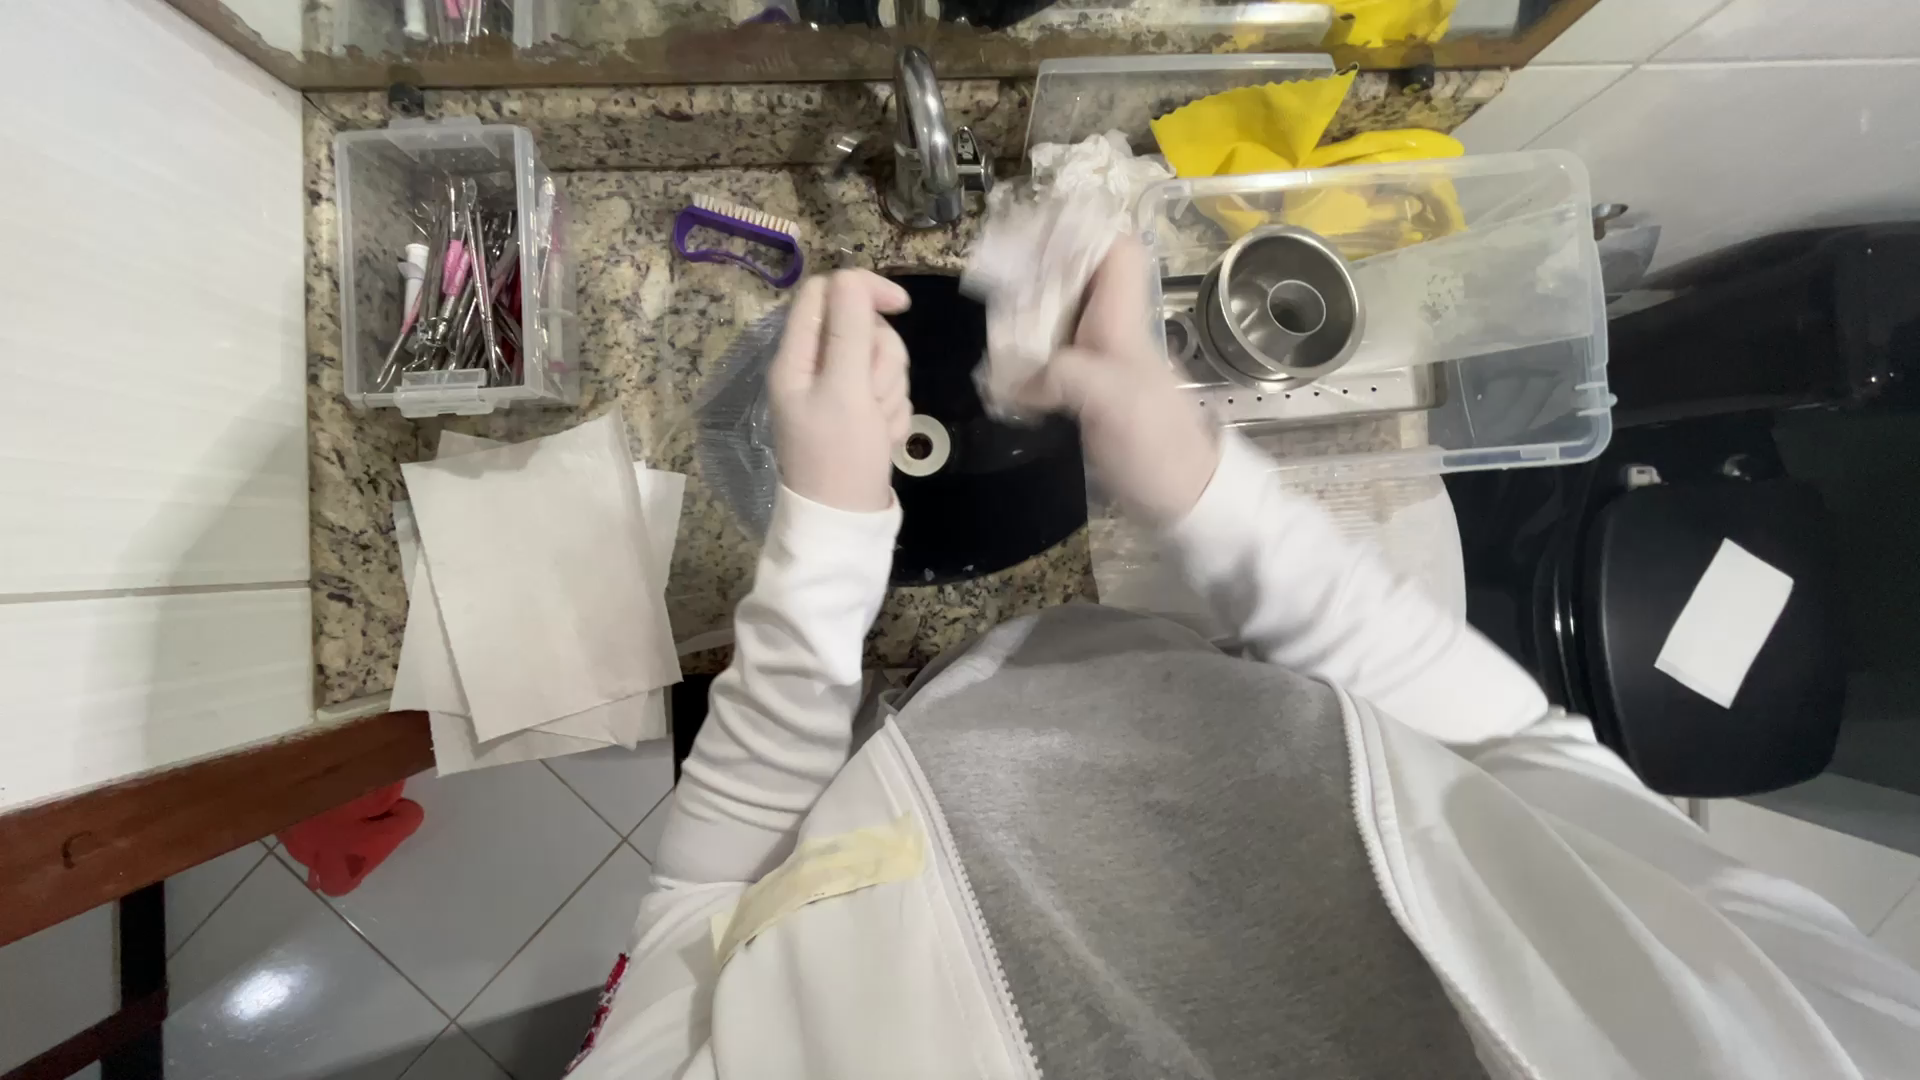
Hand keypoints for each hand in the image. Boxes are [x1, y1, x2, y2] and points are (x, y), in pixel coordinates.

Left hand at [769, 270, 912, 512]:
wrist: (846, 523)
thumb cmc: (840, 458)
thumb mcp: (845, 389)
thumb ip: (850, 328)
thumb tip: (852, 276)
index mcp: (797, 357)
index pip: (828, 293)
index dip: (865, 291)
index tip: (902, 309)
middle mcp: (815, 370)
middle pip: (863, 328)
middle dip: (883, 360)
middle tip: (874, 398)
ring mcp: (839, 395)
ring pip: (882, 362)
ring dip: (891, 392)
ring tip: (877, 428)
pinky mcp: (861, 416)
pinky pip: (889, 394)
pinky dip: (893, 415)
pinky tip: (883, 440)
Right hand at [1011, 237, 1219, 522]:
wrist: (1182, 498)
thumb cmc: (1158, 447)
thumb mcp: (1113, 402)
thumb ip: (1063, 375)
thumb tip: (1008, 380)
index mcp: (1122, 324)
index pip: (1114, 253)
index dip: (1078, 234)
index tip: (1033, 238)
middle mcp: (1110, 335)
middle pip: (1075, 282)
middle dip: (1034, 275)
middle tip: (994, 283)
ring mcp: (1098, 366)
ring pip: (1058, 322)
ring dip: (1023, 320)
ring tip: (991, 328)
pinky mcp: (1086, 397)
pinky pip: (1050, 363)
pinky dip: (1023, 364)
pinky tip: (1002, 378)